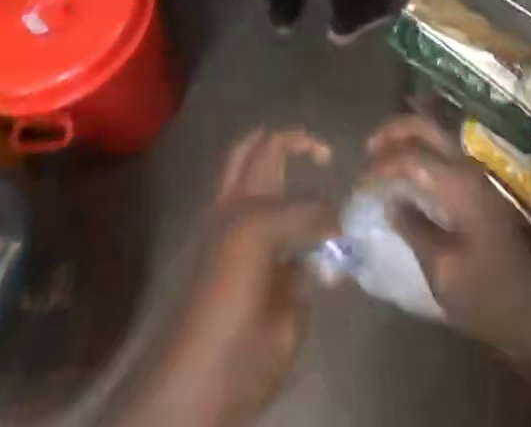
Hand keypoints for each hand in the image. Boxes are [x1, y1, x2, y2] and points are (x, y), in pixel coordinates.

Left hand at [116, 129, 336, 426]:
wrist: (181, 389)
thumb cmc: (238, 358)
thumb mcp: (287, 320)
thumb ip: (309, 276)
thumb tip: (328, 250)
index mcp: (256, 224)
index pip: (311, 203)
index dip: (333, 215)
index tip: (349, 236)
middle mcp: (234, 208)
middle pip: (263, 147)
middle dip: (296, 141)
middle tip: (325, 156)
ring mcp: (217, 217)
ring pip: (241, 157)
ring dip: (270, 150)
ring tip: (305, 164)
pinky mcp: (209, 233)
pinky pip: (234, 185)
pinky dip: (257, 177)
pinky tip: (281, 202)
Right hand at [362, 116, 530, 357]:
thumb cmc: (487, 296)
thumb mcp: (442, 269)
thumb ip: (413, 228)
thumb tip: (389, 201)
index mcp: (460, 185)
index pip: (412, 156)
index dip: (382, 165)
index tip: (359, 184)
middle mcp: (470, 170)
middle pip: (428, 129)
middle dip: (394, 132)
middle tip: (367, 151)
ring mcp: (478, 178)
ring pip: (437, 137)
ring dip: (407, 140)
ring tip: (380, 159)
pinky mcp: (480, 191)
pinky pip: (444, 156)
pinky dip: (419, 154)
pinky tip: (405, 176)